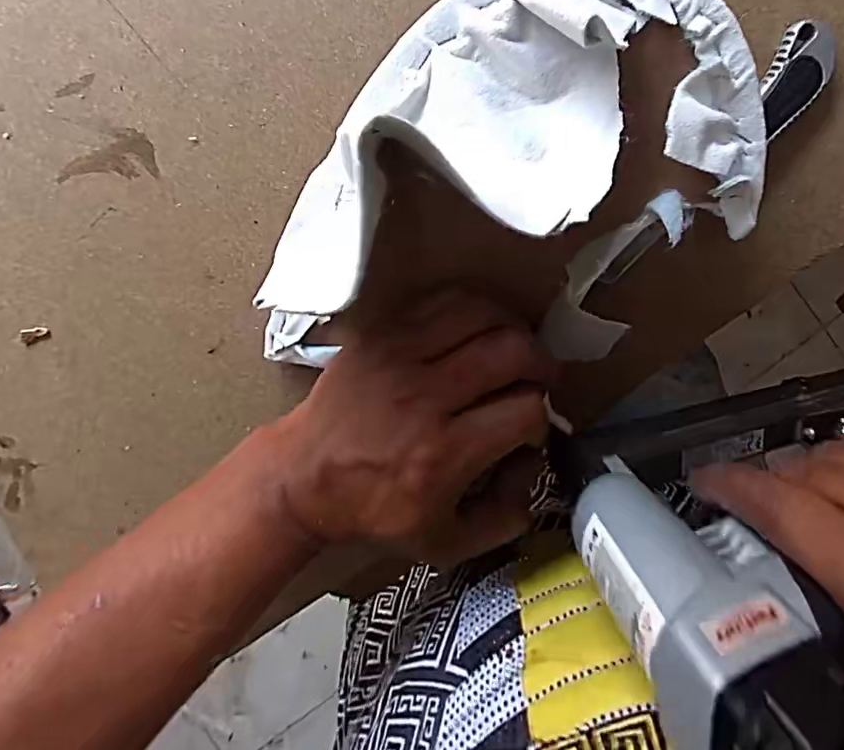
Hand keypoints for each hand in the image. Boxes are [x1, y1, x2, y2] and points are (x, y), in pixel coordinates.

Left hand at [269, 288, 559, 564]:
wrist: (301, 476)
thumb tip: (535, 485)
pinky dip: (472, 307)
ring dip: (511, 328)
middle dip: (542, 362)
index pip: (524, 410)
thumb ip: (499, 523)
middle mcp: (426, 398)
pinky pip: (441, 302)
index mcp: (443, 452)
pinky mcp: (382, 336)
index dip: (543, 414)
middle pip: (511, 352)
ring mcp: (401, 358)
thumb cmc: (369, 509)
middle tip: (541, 376)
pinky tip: (480, 325)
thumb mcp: (439, 542)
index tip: (532, 423)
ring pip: (481, 316)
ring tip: (515, 346)